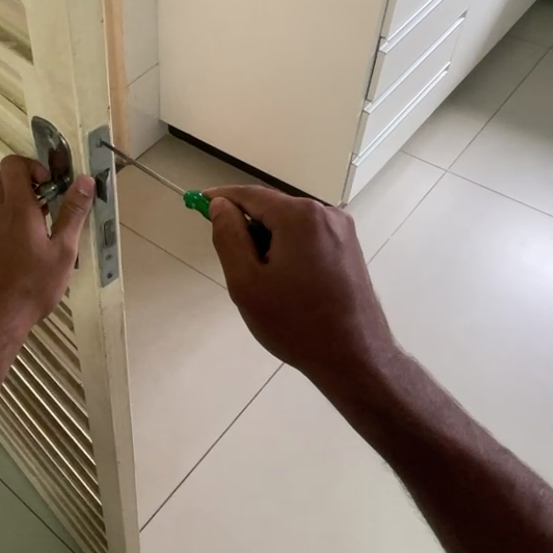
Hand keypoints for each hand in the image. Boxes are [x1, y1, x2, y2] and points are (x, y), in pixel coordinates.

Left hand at [0, 156, 93, 341]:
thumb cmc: (33, 287)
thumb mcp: (63, 252)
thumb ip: (73, 213)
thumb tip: (86, 180)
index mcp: (16, 207)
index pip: (14, 165)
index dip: (31, 167)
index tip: (46, 186)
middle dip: (18, 181)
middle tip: (36, 203)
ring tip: (9, 208)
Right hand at [205, 185, 398, 385]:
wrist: (355, 358)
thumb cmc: (294, 323)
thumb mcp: (246, 282)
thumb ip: (229, 236)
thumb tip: (220, 205)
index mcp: (299, 216)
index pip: (250, 195)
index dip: (222, 198)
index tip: (197, 203)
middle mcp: (325, 213)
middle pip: (272, 208)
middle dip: (248, 228)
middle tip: (236, 268)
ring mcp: (342, 230)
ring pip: (289, 224)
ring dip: (269, 242)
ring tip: (265, 284)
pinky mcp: (349, 248)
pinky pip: (308, 237)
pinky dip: (288, 249)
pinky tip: (287, 283)